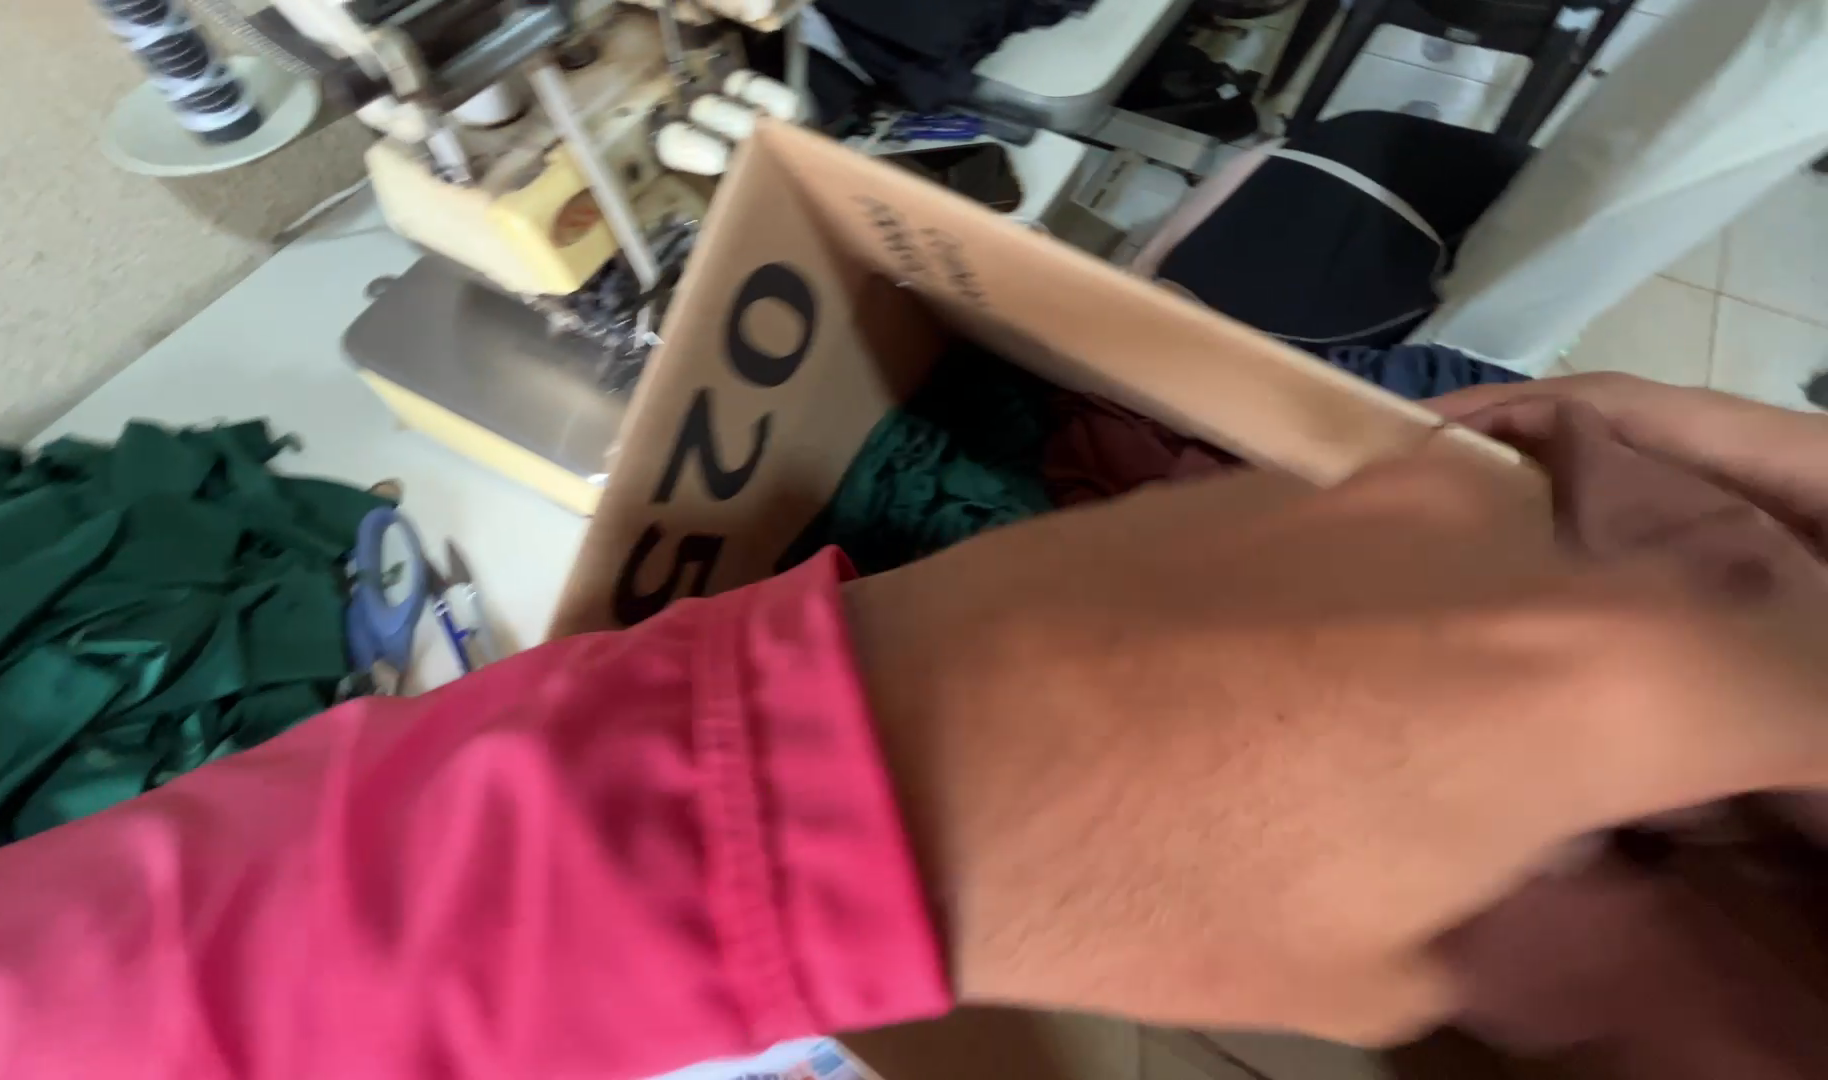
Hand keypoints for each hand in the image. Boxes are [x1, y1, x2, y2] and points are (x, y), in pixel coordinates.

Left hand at [840, 392, 1827, 1045]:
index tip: (1761, 796)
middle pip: (1627, 597)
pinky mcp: (1213, 482)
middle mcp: (1464, 529)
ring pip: (1472, 561)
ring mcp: (1323, 485)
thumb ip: (1510, 903)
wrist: (913, 738)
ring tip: (1374, 739)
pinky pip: (1342, 543)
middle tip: (1544, 784)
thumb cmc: (1132, 875)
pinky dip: (1355, 607)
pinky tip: (1263, 676)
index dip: (1804, 740)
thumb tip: (1551, 862)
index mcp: (1566, 668)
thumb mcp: (1364, 961)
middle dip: (1618, 694)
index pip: (1808, 672)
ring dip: (1469, 645)